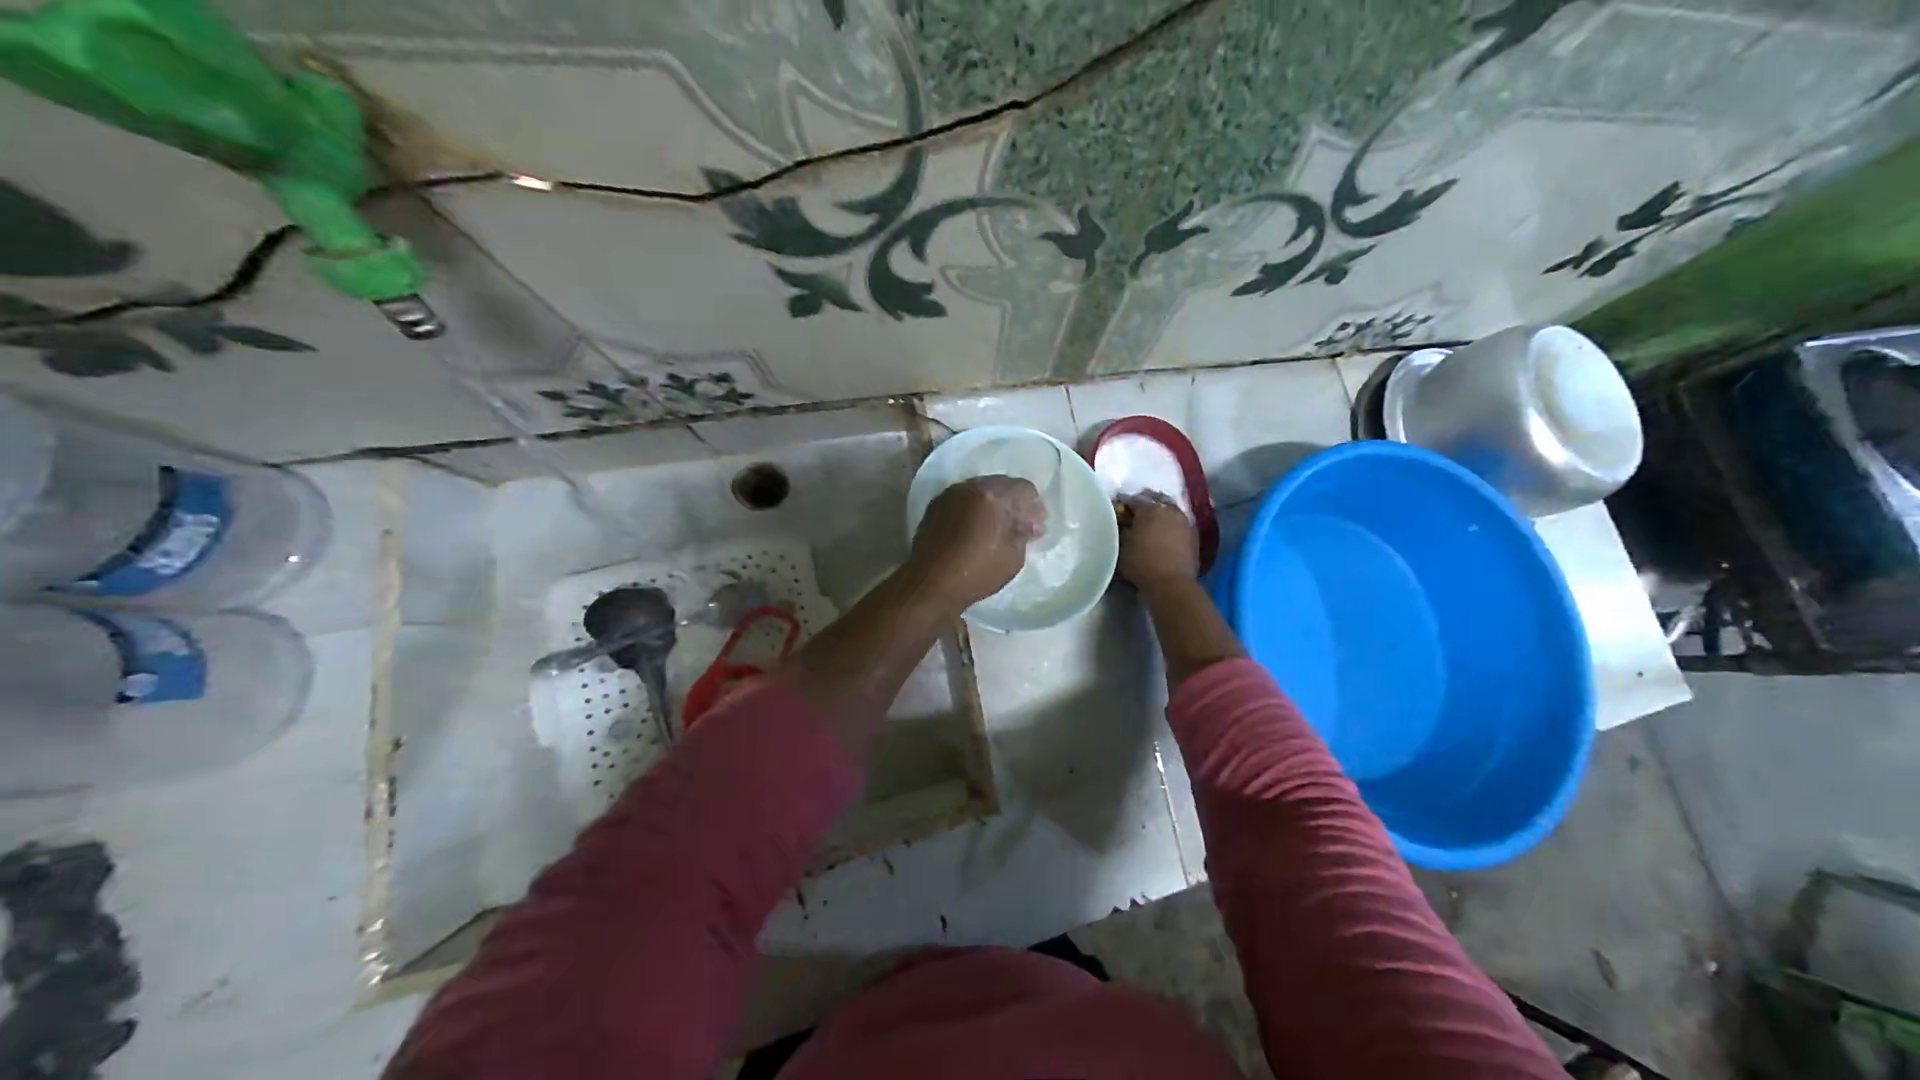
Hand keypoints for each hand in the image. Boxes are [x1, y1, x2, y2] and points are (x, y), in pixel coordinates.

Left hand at [908, 475, 1044, 611]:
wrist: (931, 584)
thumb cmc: (977, 572)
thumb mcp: (1013, 556)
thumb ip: (1024, 533)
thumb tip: (1031, 523)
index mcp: (993, 496)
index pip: (1024, 488)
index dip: (1034, 506)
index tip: (1035, 525)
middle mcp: (970, 487)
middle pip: (1001, 484)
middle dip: (1012, 502)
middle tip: (1017, 525)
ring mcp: (949, 494)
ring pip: (979, 490)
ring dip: (991, 504)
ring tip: (994, 527)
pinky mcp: (935, 506)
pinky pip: (962, 500)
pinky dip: (972, 509)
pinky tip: (973, 529)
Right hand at [1117, 492, 1197, 593]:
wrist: (1172, 583)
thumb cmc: (1142, 563)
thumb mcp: (1122, 546)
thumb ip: (1122, 530)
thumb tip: (1122, 523)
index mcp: (1149, 509)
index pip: (1133, 499)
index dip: (1123, 503)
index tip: (1117, 509)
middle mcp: (1169, 509)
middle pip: (1156, 499)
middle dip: (1145, 503)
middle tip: (1136, 513)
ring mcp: (1184, 520)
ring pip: (1170, 509)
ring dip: (1161, 512)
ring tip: (1152, 522)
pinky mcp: (1194, 534)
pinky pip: (1179, 522)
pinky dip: (1171, 523)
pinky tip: (1165, 533)